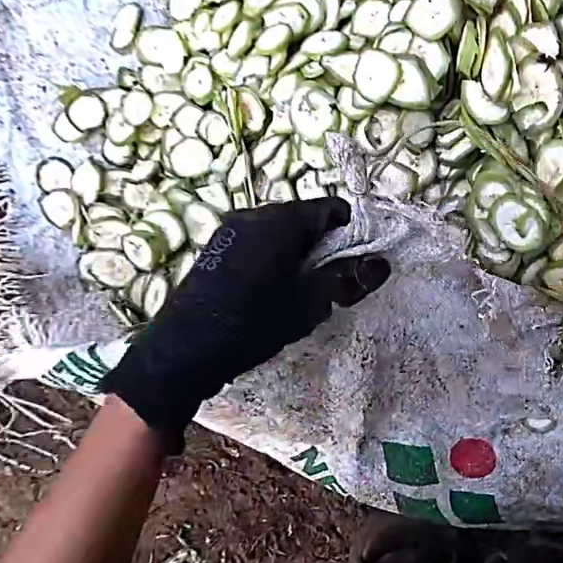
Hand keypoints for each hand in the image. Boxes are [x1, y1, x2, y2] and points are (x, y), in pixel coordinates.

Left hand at [99, 196, 389, 450]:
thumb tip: (382, 263)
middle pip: (306, 220)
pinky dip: (274, 261)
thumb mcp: (307, 305)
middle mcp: (253, 213)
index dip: (352, 236)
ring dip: (298, 258)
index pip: (332, 210)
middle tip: (326, 288)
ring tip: (297, 297)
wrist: (181, 353)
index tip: (354, 267)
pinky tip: (267, 296)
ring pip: (281, 234)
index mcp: (279, 220)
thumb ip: (346, 280)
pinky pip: (258, 244)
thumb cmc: (251, 324)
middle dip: (324, 250)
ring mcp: (230, 229)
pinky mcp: (216, 248)